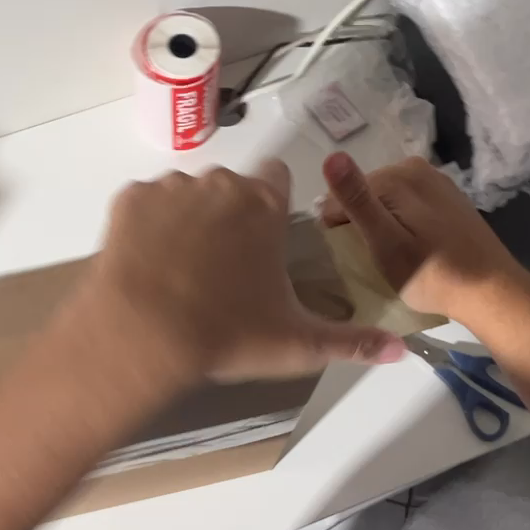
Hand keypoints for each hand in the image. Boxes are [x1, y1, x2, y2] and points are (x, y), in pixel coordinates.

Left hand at [80, 160, 407, 383]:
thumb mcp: (296, 344)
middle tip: (219, 269)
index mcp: (265, 205)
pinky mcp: (129, 200)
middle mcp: (220, 183)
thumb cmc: (227, 334)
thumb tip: (400, 350)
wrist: (144, 334)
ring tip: (179, 271)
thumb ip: (351, 343)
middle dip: (228, 216)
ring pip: (186, 194)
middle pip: (230, 188)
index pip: (277, 179)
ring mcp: (170, 187)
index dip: (270, 208)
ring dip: (187, 219)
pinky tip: (147, 265)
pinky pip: (144, 205)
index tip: (261, 241)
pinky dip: (147, 227)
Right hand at [318, 153, 529, 322]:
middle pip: (365, 192)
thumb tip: (331, 156)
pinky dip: (400, 219)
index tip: (343, 256)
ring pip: (386, 196)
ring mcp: (435, 180)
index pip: (340, 196)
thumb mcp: (385, 242)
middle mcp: (415, 168)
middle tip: (363, 257)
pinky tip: (408, 244)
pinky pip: (407, 201)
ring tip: (383, 253)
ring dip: (378, 220)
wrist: (490, 291)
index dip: (334, 227)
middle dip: (357, 220)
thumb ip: (357, 201)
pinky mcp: (448, 197)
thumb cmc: (431, 275)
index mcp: (396, 176)